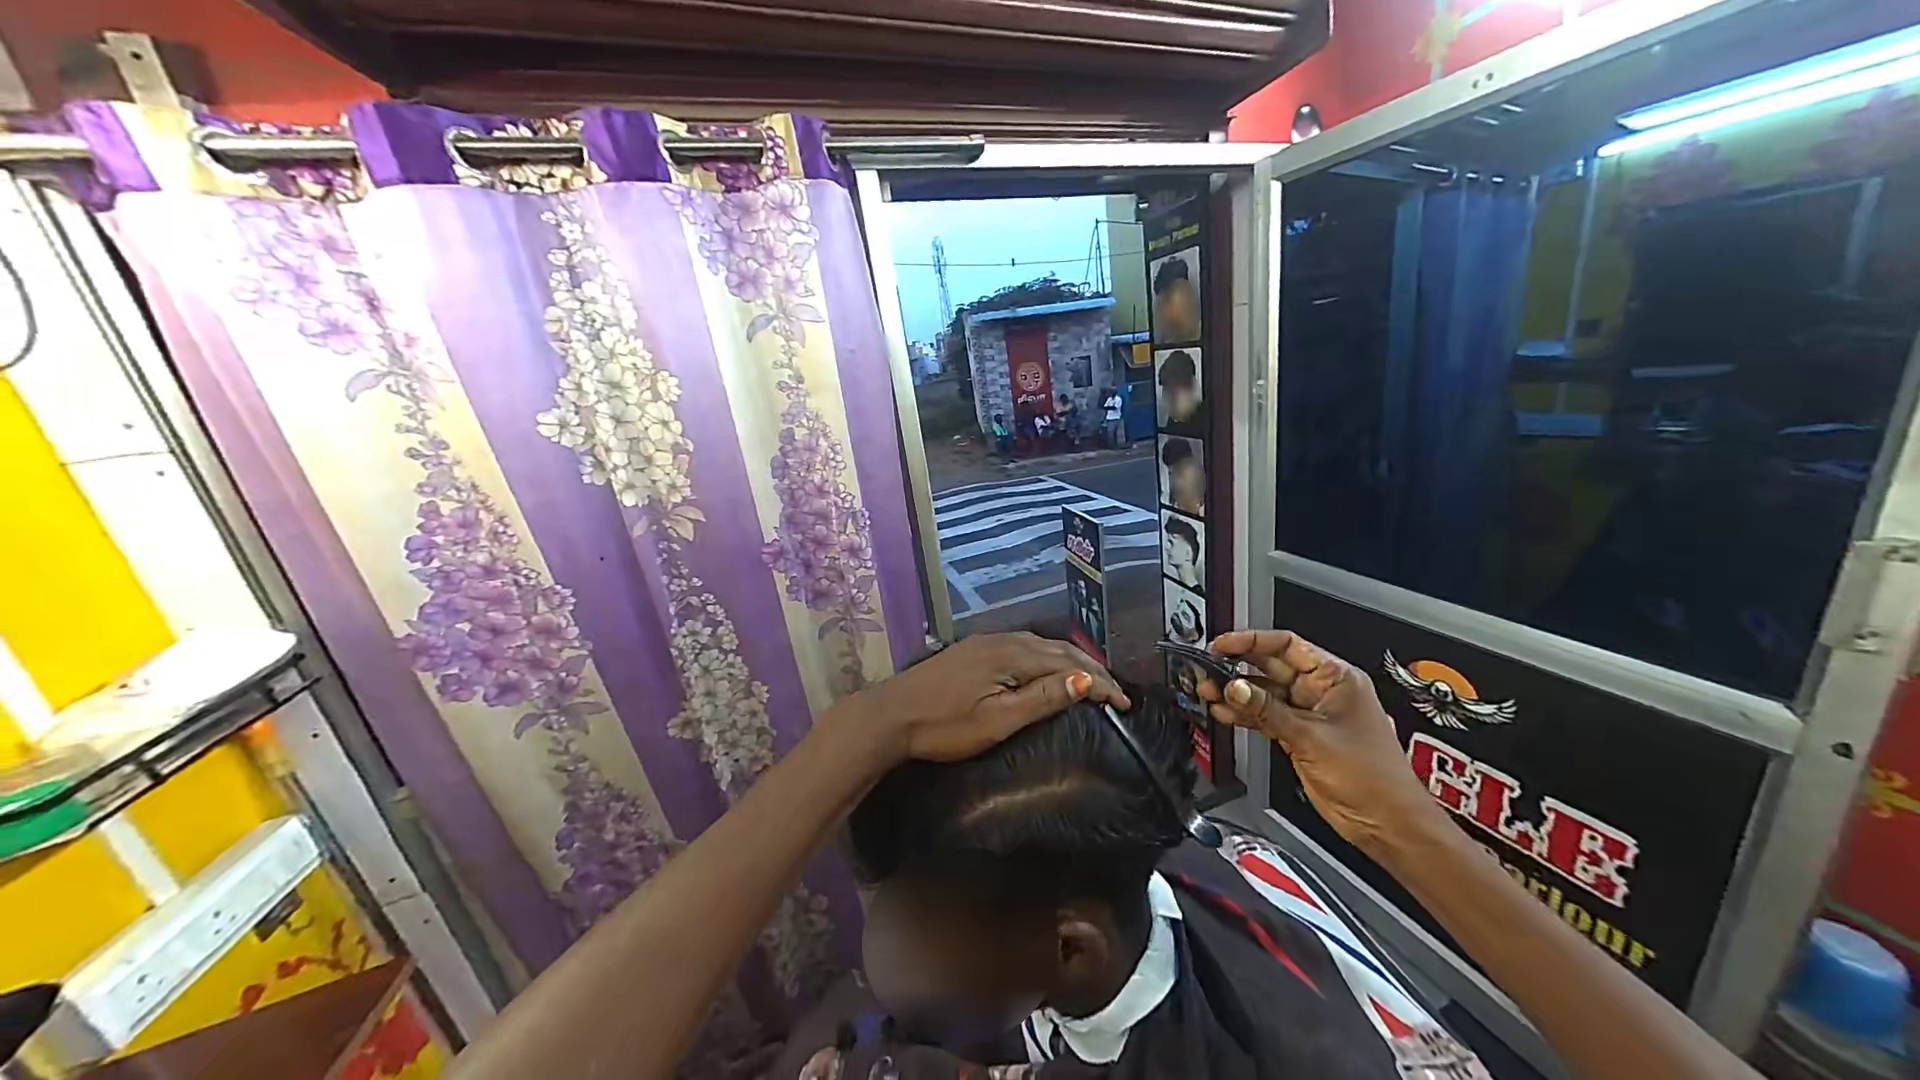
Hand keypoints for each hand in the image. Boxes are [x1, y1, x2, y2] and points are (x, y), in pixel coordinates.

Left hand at [842, 632, 1129, 763]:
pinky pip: (1024, 646)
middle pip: (1058, 649)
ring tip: (1091, 680)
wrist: (891, 714)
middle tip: (1116, 692)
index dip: (1101, 683)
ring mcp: (986, 641)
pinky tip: (1048, 669)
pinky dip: (1047, 658)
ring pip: (1041, 645)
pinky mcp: (974, 648)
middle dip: (1091, 667)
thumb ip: (1042, 698)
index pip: (1070, 664)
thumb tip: (1086, 680)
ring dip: (1070, 660)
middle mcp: (1004, 640)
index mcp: (1013, 656)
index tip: (1126, 704)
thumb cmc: (945, 726)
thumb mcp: (997, 720)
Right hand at [1201, 629, 1444, 854]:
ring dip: (1236, 693)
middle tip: (1208, 668)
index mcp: (1336, 679)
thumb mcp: (1311, 737)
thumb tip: (1235, 687)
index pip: (1286, 645)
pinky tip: (1224, 713)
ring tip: (1209, 691)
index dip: (1251, 641)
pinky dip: (1244, 714)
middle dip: (1237, 667)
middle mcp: (1322, 691)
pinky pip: (1265, 715)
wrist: (1387, 822)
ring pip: (1264, 692)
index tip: (1223, 645)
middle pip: (1271, 666)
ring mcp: (1309, 713)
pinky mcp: (1300, 734)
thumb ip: (1268, 710)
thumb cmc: (1373, 779)